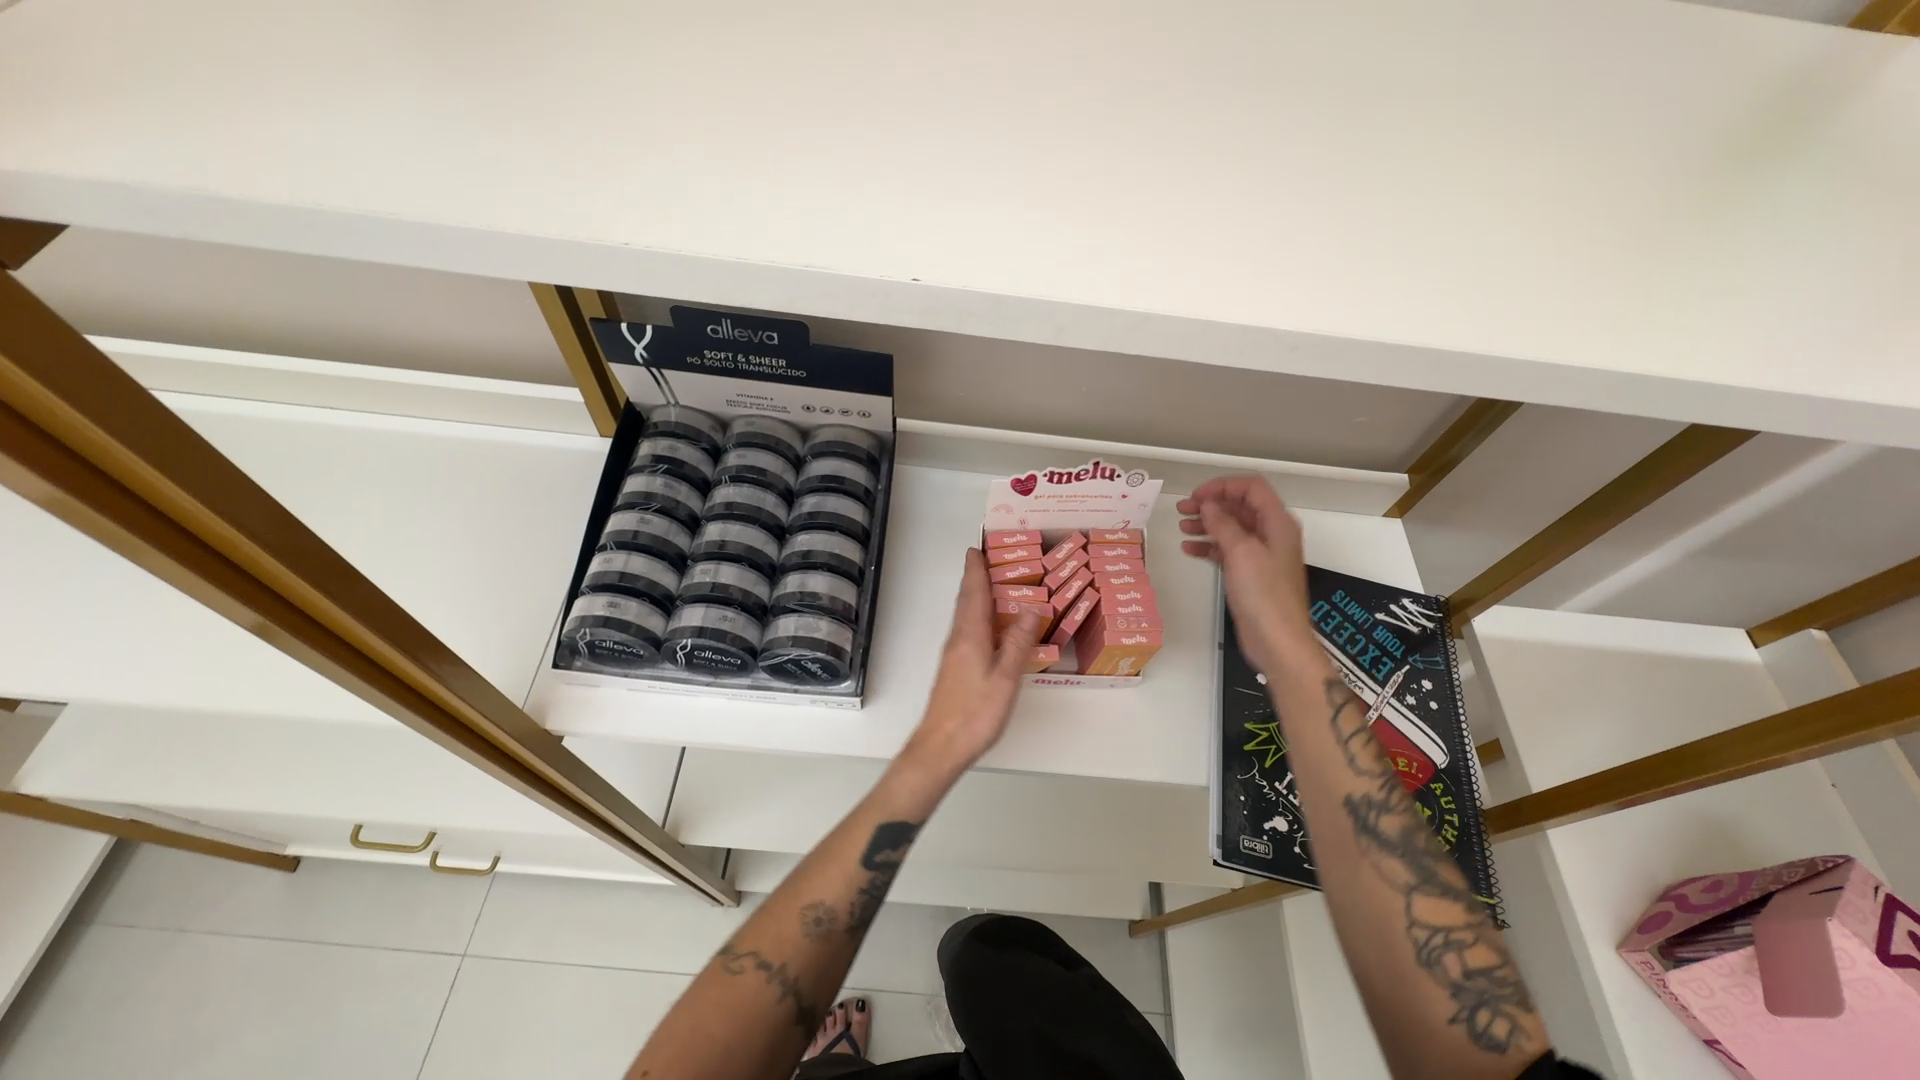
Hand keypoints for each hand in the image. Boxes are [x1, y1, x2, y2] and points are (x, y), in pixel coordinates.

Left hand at [903, 549, 1043, 776]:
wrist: (941, 745)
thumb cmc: (975, 713)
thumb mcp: (1005, 678)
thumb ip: (1018, 643)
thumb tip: (1032, 608)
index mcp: (970, 636)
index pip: (973, 594)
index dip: (975, 571)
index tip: (976, 548)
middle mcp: (958, 639)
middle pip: (966, 602)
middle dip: (974, 579)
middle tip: (985, 558)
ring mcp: (953, 655)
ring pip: (965, 616)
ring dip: (974, 597)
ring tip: (990, 585)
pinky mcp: (954, 669)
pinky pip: (966, 631)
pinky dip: (976, 617)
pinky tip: (987, 627)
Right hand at [1178, 476, 1318, 676]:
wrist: (1277, 640)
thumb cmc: (1265, 595)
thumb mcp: (1241, 552)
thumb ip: (1223, 524)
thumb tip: (1209, 505)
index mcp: (1278, 523)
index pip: (1252, 488)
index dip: (1223, 486)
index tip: (1197, 495)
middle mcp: (1272, 534)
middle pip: (1240, 507)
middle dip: (1212, 504)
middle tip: (1183, 508)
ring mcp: (1262, 555)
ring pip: (1232, 528)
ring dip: (1207, 524)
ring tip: (1182, 526)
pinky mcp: (1251, 574)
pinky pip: (1228, 550)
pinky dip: (1209, 546)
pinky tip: (1190, 549)